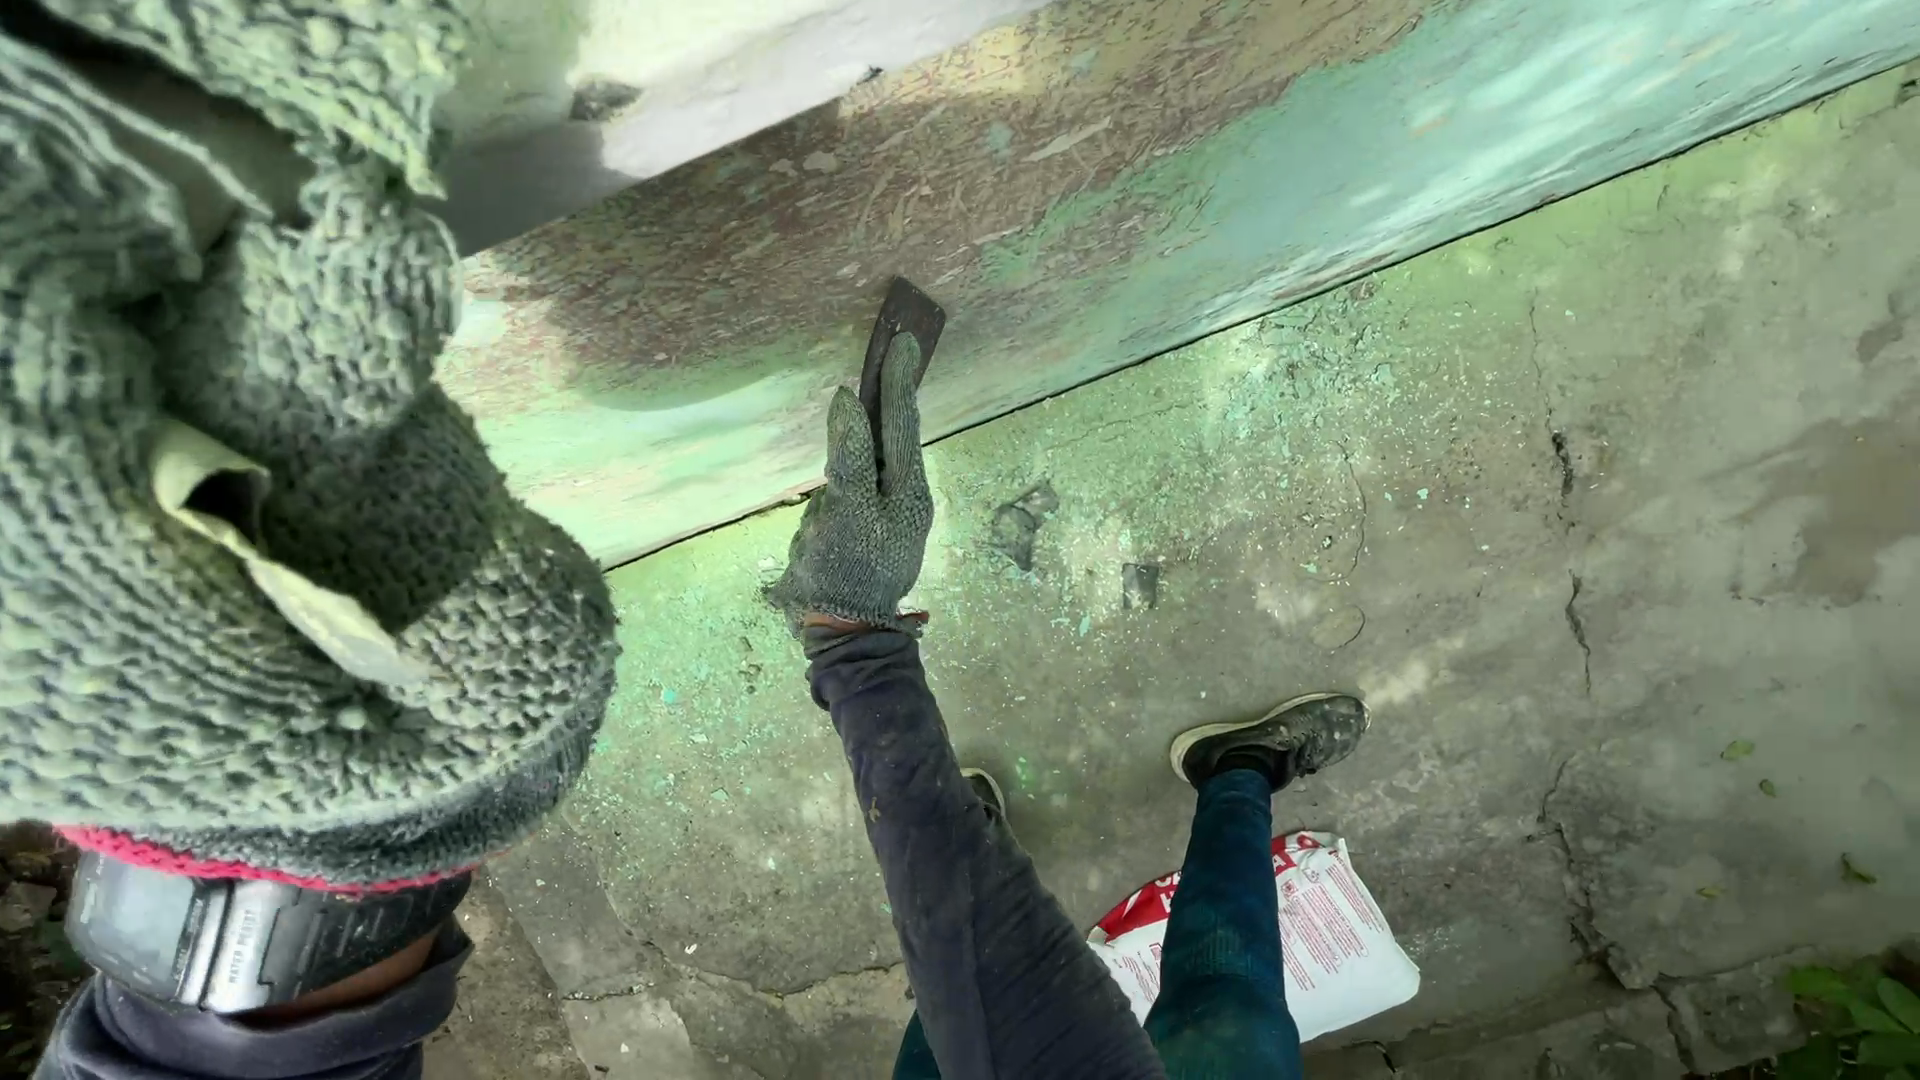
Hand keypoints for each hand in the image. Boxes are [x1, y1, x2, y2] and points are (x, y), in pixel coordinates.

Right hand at [767, 333, 933, 632]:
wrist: (841, 629)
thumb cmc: (844, 571)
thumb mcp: (846, 511)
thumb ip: (850, 456)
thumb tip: (847, 402)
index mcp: (908, 491)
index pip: (902, 424)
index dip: (898, 382)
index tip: (904, 343)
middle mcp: (905, 495)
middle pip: (896, 434)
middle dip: (893, 393)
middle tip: (896, 351)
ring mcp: (888, 509)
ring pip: (876, 455)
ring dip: (875, 424)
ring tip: (878, 384)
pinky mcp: (868, 522)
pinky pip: (860, 479)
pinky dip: (855, 458)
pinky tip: (848, 450)